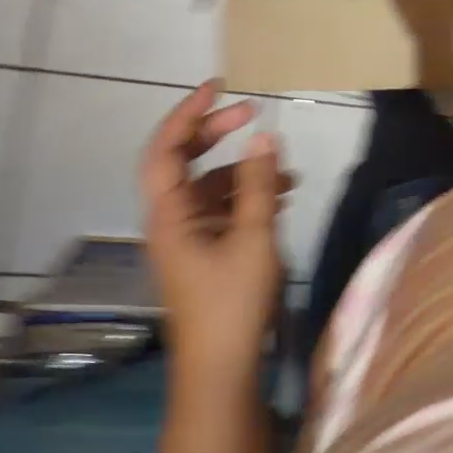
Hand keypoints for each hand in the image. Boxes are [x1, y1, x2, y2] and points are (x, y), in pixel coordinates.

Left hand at [141, 80, 288, 377]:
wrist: (221, 366)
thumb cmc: (232, 300)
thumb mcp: (254, 237)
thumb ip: (260, 184)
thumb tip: (265, 136)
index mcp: (169, 215)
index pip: (166, 150)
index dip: (187, 114)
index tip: (219, 86)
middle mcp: (171, 220)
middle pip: (184, 162)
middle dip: (217, 133)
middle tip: (254, 111)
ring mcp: (188, 237)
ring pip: (209, 185)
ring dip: (243, 169)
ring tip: (286, 167)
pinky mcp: (206, 251)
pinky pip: (223, 208)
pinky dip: (249, 193)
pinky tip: (283, 194)